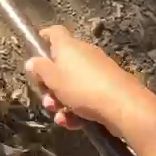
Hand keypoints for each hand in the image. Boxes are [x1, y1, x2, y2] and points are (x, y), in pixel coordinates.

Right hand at [26, 26, 155, 145]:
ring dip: (61, 100)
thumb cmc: (82, 88)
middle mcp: (84, 54)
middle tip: (46, 98)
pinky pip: (86, 96)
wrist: (123, 105)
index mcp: (68, 46)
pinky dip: (77, 109)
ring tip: (59, 115)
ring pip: (72, 84)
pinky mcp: (108, 88)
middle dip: (50, 83)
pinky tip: (72, 123)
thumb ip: (40, 69)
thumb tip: (32, 61)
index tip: (37, 48)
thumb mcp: (53, 79)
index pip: (55, 32)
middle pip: (61, 64)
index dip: (44, 37)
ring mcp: (98, 71)